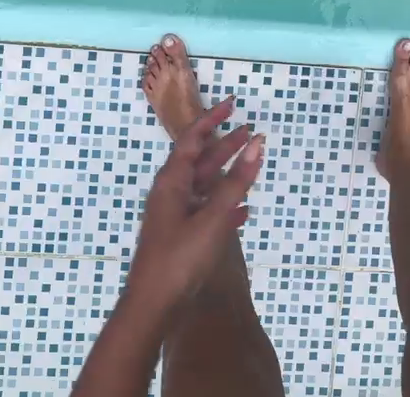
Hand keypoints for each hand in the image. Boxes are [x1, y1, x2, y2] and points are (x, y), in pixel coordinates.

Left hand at [122, 97, 265, 316]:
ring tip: (251, 163)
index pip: (193, 138)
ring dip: (227, 174)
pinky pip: (206, 210)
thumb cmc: (179, 257)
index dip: (212, 118)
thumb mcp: (212, 218)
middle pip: (200, 160)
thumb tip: (257, 143)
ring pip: (204, 186)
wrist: (152, 307)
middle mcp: (171, 193)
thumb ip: (236, 182)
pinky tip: (244, 211)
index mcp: (172, 181)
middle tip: (249, 130)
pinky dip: (225, 205)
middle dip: (224, 145)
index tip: (232, 102)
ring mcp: (175, 215)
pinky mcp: (181, 236)